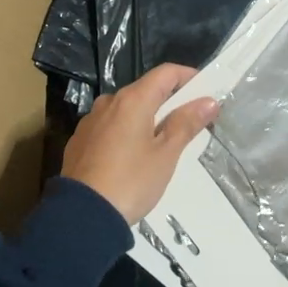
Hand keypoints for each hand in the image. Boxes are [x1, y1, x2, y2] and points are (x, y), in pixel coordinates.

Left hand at [63, 63, 219, 223]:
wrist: (82, 213)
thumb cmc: (131, 181)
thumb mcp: (165, 154)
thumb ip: (186, 124)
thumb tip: (208, 101)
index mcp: (132, 100)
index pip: (166, 73)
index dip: (188, 77)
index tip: (206, 92)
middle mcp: (109, 102)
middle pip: (145, 90)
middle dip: (169, 101)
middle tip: (189, 122)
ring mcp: (91, 120)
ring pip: (125, 110)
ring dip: (146, 118)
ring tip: (161, 143)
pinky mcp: (79, 140)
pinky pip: (109, 127)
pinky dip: (125, 132)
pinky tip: (131, 157)